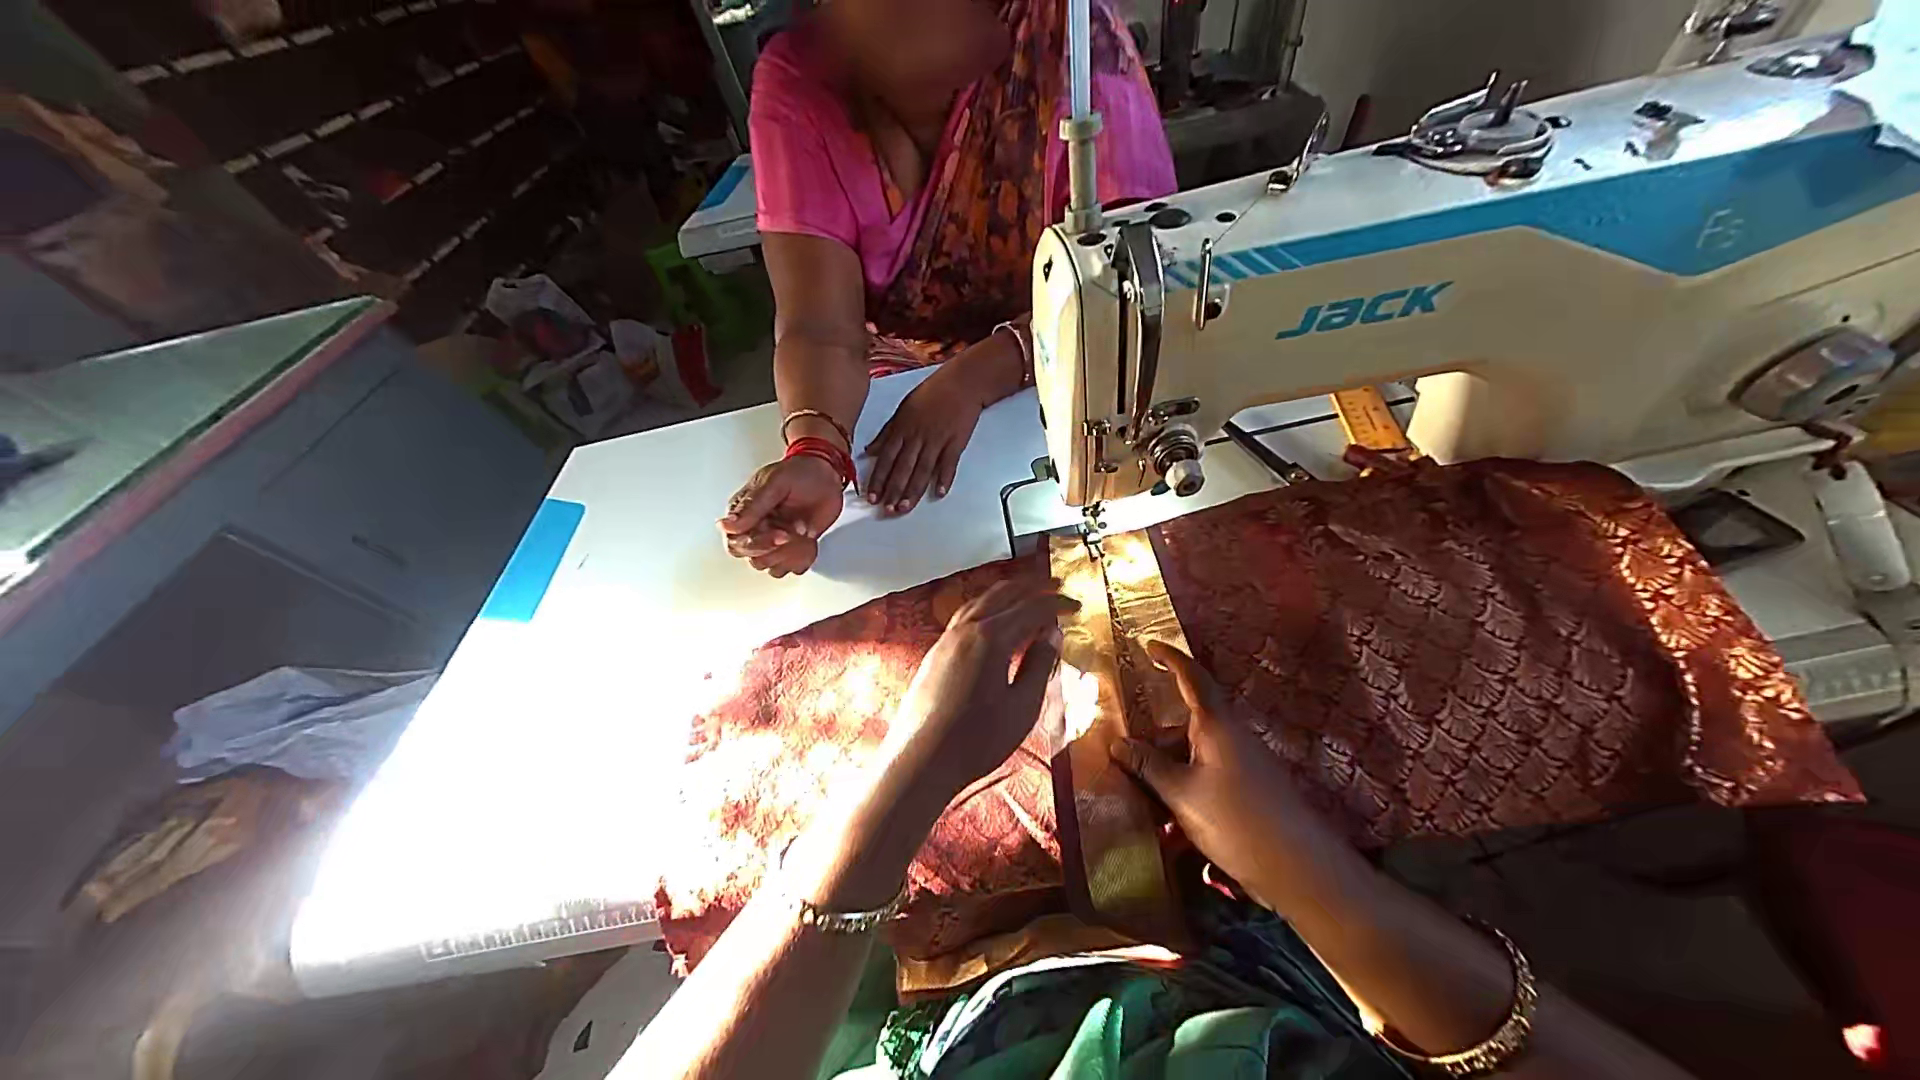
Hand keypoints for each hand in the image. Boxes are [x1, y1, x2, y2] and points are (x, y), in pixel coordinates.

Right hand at [718, 455, 845, 577]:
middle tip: (796, 531)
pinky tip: (810, 542)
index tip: (783, 534)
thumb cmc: (800, 473)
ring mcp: (776, 541)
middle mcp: (756, 530)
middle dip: (779, 549)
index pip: (737, 543)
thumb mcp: (775, 483)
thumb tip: (725, 525)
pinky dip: (804, 558)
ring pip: (773, 567)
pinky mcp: (793, 549)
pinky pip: (793, 567)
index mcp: (743, 514)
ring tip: (804, 531)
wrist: (828, 476)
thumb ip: (751, 506)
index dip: (759, 544)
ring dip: (792, 553)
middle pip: (755, 559)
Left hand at [864, 362, 986, 514]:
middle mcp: (917, 436)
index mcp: (902, 428)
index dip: (878, 479)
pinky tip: (939, 493)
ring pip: (922, 470)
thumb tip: (870, 450)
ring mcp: (937, 440)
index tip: (872, 496)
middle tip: (886, 509)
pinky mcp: (956, 442)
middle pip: (903, 468)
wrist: (961, 383)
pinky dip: (944, 479)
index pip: (886, 458)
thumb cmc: (933, 393)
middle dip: (893, 490)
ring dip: (913, 491)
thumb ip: (886, 433)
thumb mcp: (902, 409)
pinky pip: (948, 464)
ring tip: (905, 507)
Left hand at [883, 578, 1076, 803]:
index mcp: (990, 638)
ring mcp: (945, 641)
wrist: (922, 761)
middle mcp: (965, 630)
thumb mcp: (1022, 706)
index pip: (1030, 608)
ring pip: (979, 602)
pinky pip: (964, 617)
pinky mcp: (934, 655)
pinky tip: (991, 624)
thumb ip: (1040, 665)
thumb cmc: (976, 740)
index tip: (1075, 606)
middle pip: (1001, 594)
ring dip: (1005, 594)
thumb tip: (1051, 635)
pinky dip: (986, 609)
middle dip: (1030, 586)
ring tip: (1024, 597)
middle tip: (1054, 585)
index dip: (1056, 603)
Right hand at [1110, 642, 1328, 903]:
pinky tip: (1168, 817)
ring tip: (1142, 791)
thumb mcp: (1181, 793)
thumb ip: (1148, 766)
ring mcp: (1242, 761)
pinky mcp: (1249, 786)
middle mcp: (1231, 735)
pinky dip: (1184, 783)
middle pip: (1187, 720)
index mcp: (1216, 724)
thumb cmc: (1236, 820)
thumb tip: (1117, 744)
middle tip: (1128, 748)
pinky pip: (1207, 771)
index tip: (1149, 645)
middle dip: (1156, 733)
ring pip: (1195, 750)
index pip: (1191, 677)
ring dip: (1168, 764)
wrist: (1299, 868)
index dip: (1170, 658)